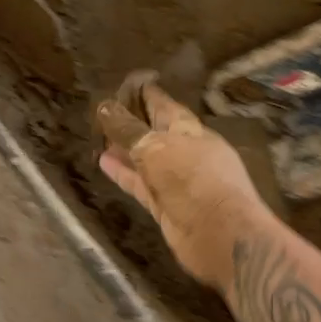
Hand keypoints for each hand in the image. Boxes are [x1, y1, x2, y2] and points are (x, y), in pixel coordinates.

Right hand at [96, 79, 268, 289]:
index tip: (128, 84)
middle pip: (155, 132)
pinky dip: (123, 172)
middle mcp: (186, 154)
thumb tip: (103, 105)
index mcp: (192, 133)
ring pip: (145, 158)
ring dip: (124, 149)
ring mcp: (177, 181)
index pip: (166, 106)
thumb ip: (126, 128)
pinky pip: (139, 182)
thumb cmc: (193, 180)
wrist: (222, 237)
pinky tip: (102, 162)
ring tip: (98, 137)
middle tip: (104, 110)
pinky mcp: (166, 204)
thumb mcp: (154, 147)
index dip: (147, 94)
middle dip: (133, 122)